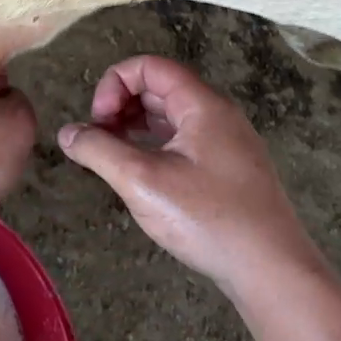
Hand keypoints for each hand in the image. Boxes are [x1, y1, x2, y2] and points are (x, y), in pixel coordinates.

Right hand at [57, 56, 322, 294]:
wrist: (273, 273)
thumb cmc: (207, 219)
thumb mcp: (141, 181)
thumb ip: (97, 149)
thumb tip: (66, 133)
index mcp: (203, 107)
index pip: (149, 67)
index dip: (114, 84)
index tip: (98, 121)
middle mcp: (218, 116)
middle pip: (158, 87)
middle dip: (119, 105)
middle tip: (99, 139)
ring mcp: (226, 144)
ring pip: (168, 115)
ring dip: (133, 125)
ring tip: (112, 155)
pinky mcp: (227, 170)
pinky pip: (181, 139)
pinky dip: (152, 143)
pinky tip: (139, 172)